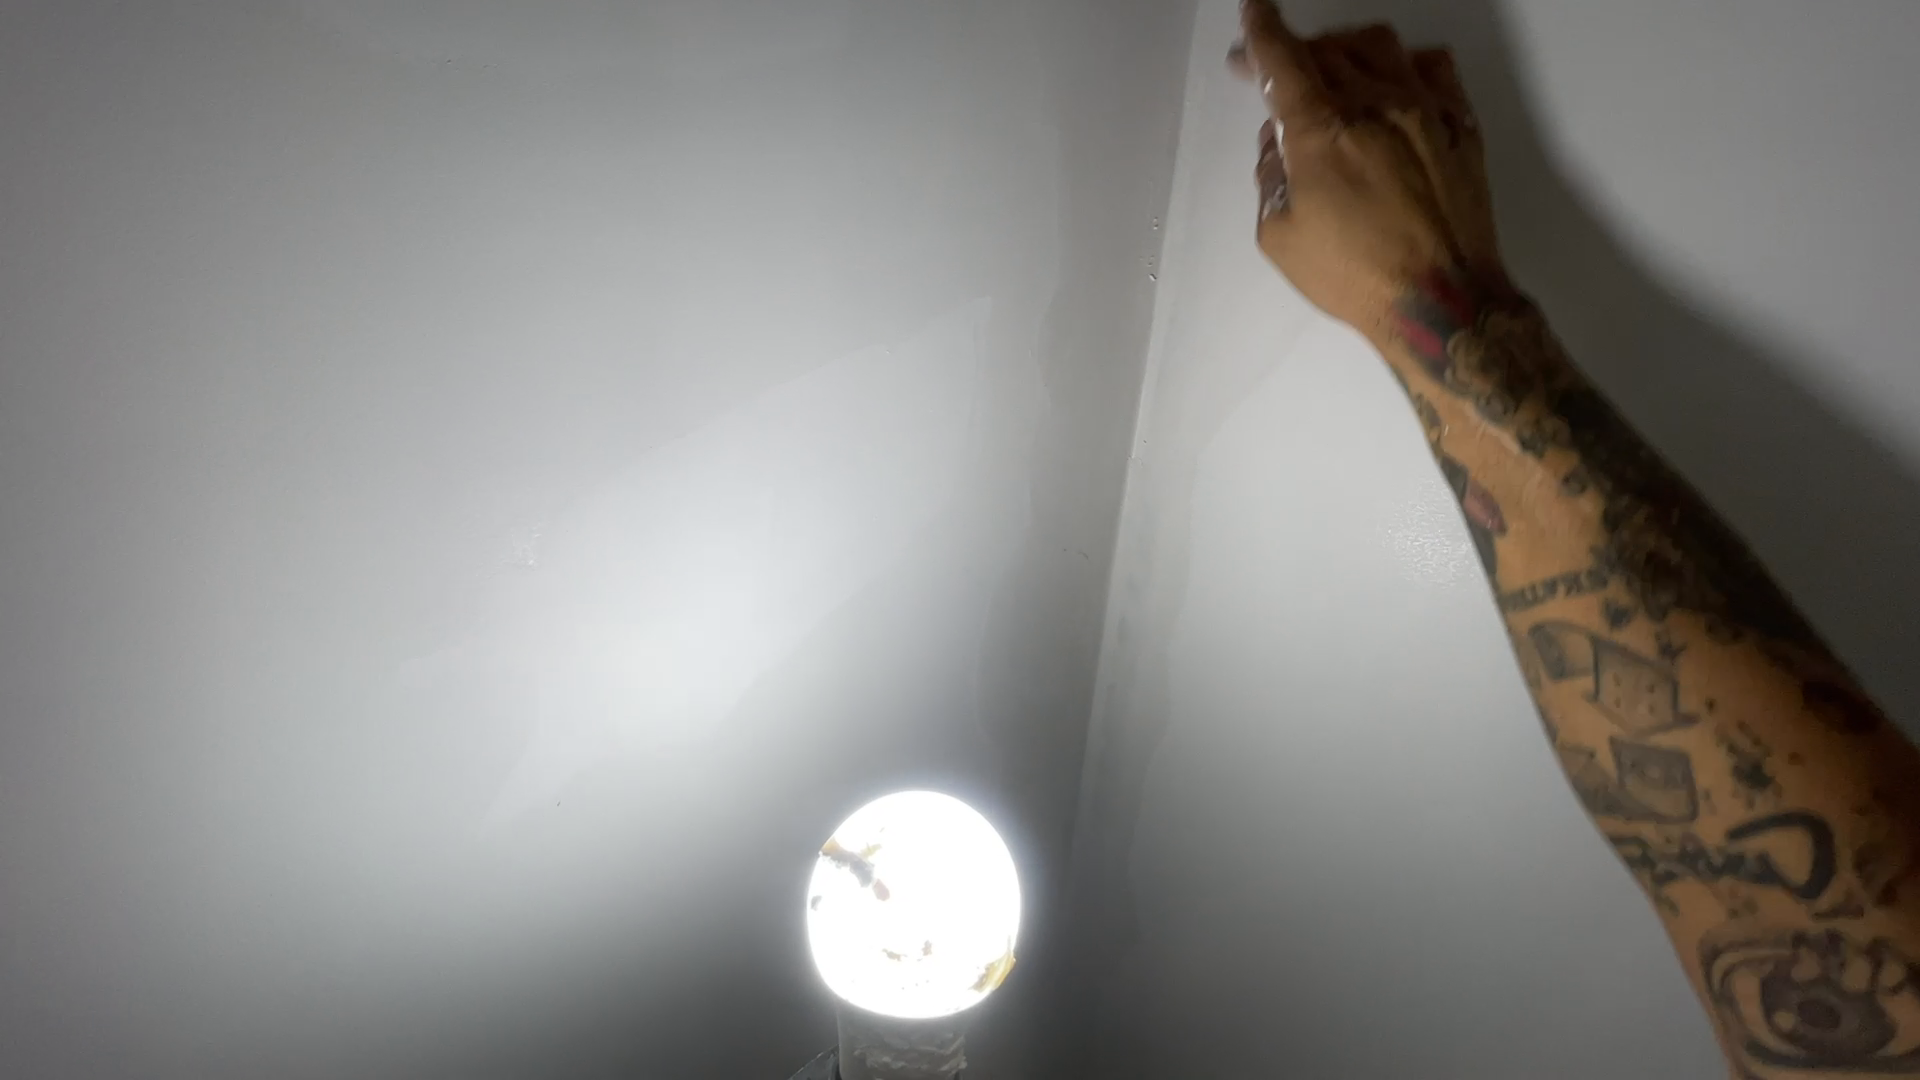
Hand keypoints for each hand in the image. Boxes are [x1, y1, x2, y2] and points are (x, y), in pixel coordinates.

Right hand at [1232, 1, 1504, 339]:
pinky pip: (1428, 64)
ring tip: (1323, 67)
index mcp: (1323, 134)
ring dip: (1340, 48)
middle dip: (1290, 50)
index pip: (1286, 64)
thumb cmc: (1348, 275)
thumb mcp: (1278, 237)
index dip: (1263, 33)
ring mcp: (1423, 107)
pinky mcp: (1458, 121)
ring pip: (1376, 46)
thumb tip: (1277, 144)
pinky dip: (1396, 62)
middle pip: (1326, 51)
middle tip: (1268, 64)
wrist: (1436, 294)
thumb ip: (1270, 179)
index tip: (1251, 10)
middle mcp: (1374, 105)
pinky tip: (1385, 80)